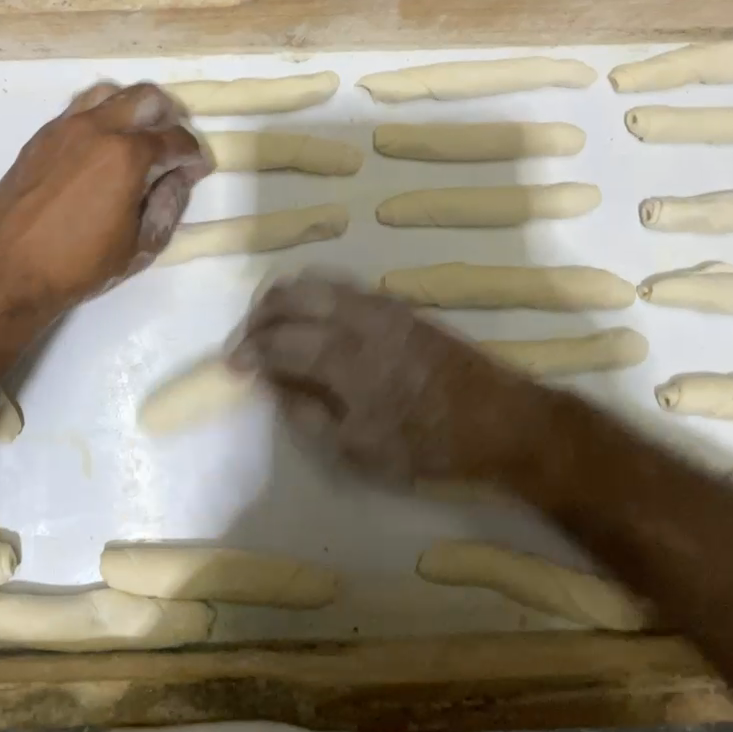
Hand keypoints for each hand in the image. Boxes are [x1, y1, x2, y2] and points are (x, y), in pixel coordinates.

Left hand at [0, 82, 209, 319]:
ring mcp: (64, 128)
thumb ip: (169, 205)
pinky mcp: (40, 137)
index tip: (197, 170)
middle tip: (172, 145)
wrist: (7, 271)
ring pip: (109, 93)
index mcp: (127, 156)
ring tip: (137, 138)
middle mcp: (97, 129)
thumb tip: (179, 177)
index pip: (176, 139)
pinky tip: (100, 149)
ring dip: (132, 109)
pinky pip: (78, 109)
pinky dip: (100, 117)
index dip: (194, 155)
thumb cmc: (79, 267)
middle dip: (169, 117)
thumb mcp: (140, 247)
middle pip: (146, 98)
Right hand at [229, 273, 547, 485]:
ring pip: (314, 281)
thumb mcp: (358, 451)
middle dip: (258, 316)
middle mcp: (357, 318)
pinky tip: (313, 322)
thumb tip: (275, 385)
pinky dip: (313, 295)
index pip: (277, 340)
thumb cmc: (428, 445)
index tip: (231, 367)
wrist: (501, 420)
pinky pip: (340, 285)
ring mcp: (379, 304)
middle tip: (247, 344)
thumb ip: (308, 414)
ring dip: (284, 300)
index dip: (247, 352)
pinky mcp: (396, 304)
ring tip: (273, 328)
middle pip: (289, 295)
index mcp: (344, 356)